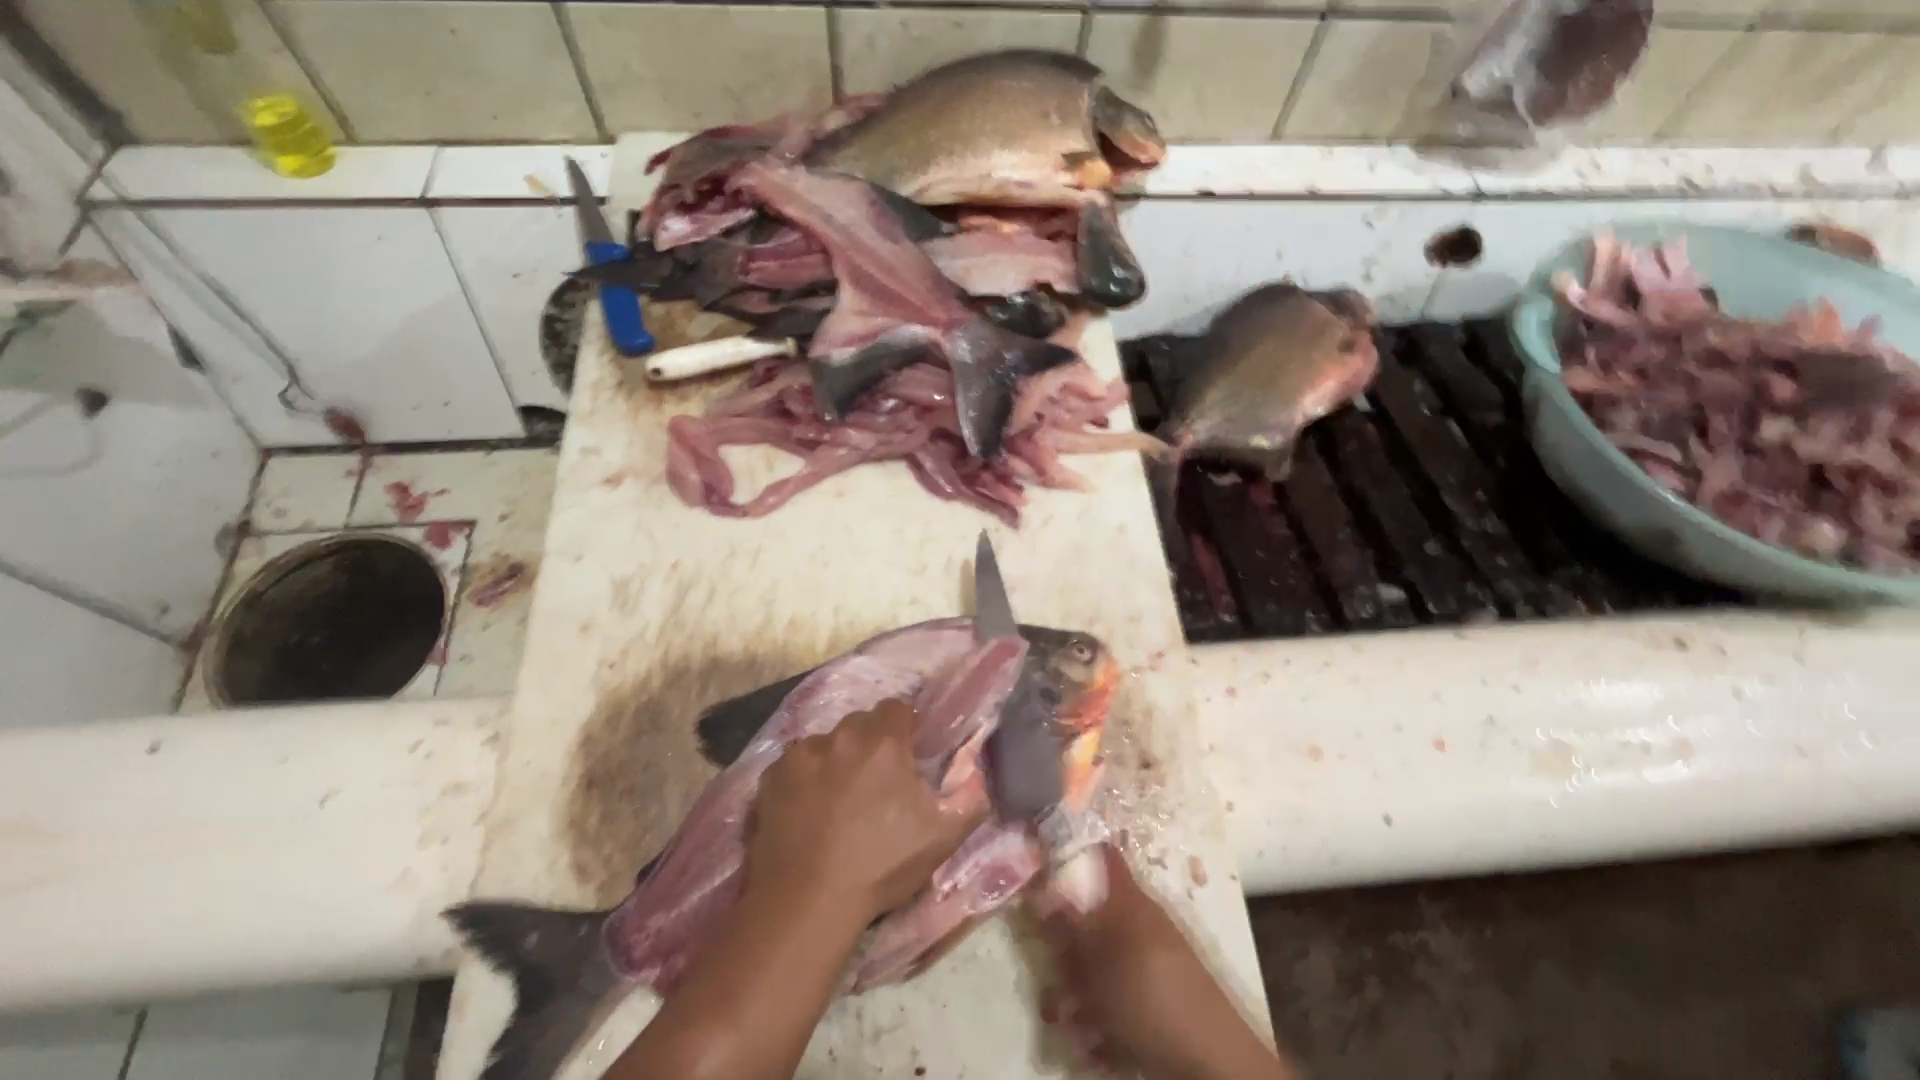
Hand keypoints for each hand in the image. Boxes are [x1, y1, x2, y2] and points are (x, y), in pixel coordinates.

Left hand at [748, 699, 988, 924]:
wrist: (808, 899)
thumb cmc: (881, 865)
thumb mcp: (943, 837)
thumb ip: (970, 797)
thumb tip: (977, 772)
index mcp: (883, 743)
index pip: (898, 708)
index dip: (907, 727)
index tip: (910, 754)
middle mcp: (840, 737)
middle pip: (861, 724)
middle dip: (872, 744)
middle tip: (878, 782)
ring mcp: (800, 756)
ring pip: (826, 743)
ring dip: (837, 760)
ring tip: (839, 800)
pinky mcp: (771, 778)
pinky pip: (795, 765)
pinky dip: (805, 778)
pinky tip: (808, 810)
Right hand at [1044, 846, 1294, 1079]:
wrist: (1208, 1058)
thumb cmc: (1151, 992)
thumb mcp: (1100, 955)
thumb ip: (1067, 923)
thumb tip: (1039, 890)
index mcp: (1130, 903)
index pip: (1104, 858)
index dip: (1075, 852)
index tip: (1041, 863)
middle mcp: (1138, 929)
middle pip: (1087, 924)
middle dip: (1064, 958)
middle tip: (1055, 981)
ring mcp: (1146, 969)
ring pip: (1095, 972)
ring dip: (1076, 1000)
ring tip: (1074, 1026)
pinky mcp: (1151, 1007)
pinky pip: (1113, 1007)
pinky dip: (1100, 1028)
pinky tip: (1097, 1048)